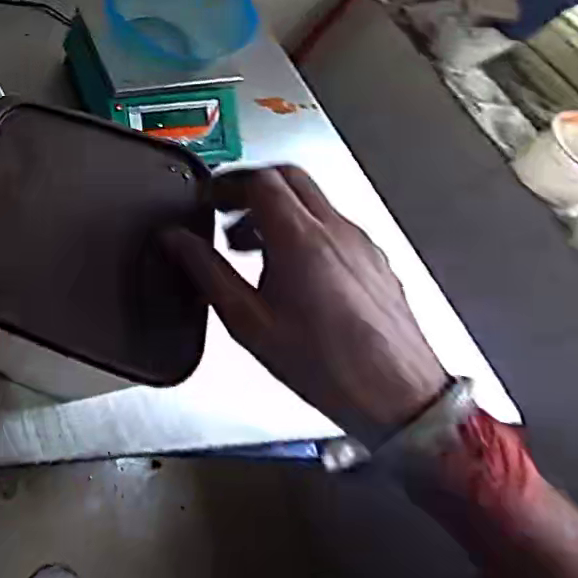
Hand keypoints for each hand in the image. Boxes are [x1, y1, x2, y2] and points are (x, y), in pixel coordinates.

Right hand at [160, 165, 448, 445]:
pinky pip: (333, 225)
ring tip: (250, 245)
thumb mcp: (246, 320)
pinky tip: (288, 268)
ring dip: (276, 209)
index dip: (226, 183)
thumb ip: (206, 271)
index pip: (260, 180)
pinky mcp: (375, 261)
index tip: (207, 199)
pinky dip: (302, 229)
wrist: (400, 400)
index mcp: (300, 240)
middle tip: (225, 208)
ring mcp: (361, 244)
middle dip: (251, 186)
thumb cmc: (328, 366)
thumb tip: (176, 241)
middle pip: (289, 177)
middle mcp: (336, 232)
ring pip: (313, 200)